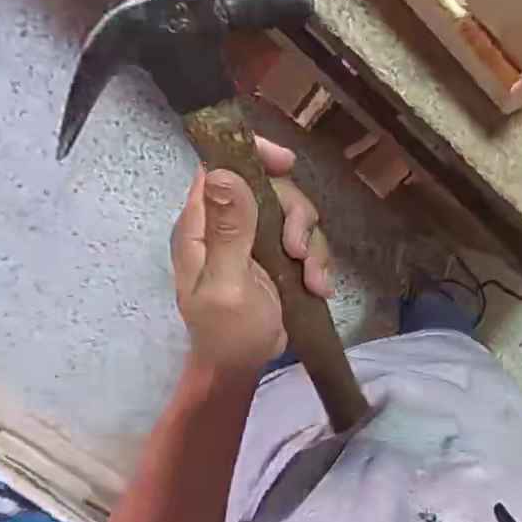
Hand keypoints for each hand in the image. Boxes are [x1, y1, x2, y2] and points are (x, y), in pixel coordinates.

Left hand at [169, 137, 334, 372]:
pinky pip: (308, 239)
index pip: (221, 167)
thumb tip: (224, 174)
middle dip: (295, 216)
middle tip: (298, 252)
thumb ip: (228, 232)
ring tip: (312, 280)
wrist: (246, 365)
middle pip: (271, 188)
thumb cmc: (226, 331)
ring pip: (295, 213)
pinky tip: (319, 287)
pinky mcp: (279, 254)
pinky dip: (318, 260)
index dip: (253, 155)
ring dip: (311, 244)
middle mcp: (229, 223)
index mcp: (203, 225)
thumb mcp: (227, 284)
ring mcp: (256, 238)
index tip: (287, 164)